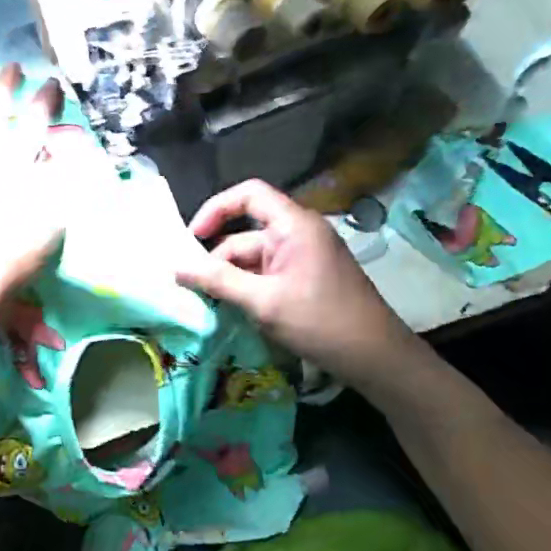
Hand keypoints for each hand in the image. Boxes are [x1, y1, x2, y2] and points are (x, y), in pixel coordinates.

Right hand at [176, 179, 411, 385]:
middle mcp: (299, 233)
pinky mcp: (307, 278)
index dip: (216, 209)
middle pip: (246, 233)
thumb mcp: (262, 302)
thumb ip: (218, 282)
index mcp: (294, 225)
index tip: (192, 239)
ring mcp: (304, 256)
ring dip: (231, 277)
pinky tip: (234, 309)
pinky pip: (268, 273)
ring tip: (207, 303)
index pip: (249, 195)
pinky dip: (248, 287)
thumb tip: (176, 269)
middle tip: (190, 286)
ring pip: (255, 258)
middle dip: (217, 258)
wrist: (374, 356)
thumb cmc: (319, 321)